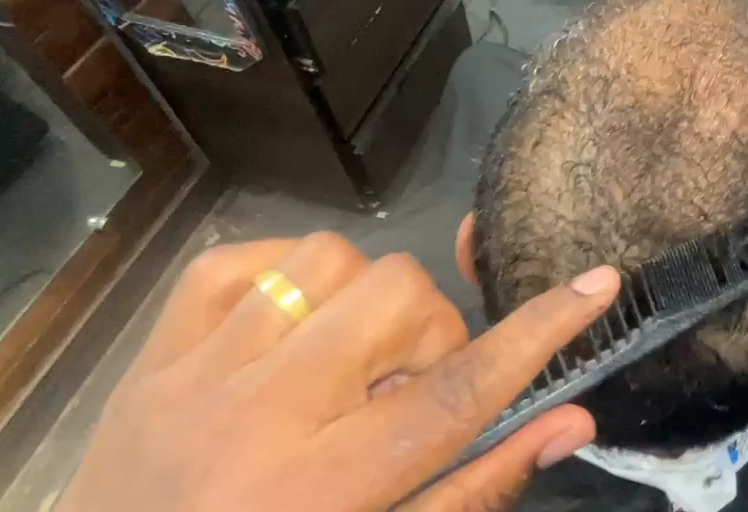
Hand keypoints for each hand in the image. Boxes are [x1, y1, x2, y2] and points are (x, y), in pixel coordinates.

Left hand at [57, 232, 618, 511]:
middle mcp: (252, 424)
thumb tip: (573, 418)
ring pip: (329, 260)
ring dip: (360, 302)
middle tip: (403, 388)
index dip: (538, 333)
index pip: (456, 394)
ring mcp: (192, 380)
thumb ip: (479, 487)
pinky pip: (243, 258)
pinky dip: (284, 277)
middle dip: (427, 331)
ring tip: (343, 361)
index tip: (599, 283)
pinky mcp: (149, 358)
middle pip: (397, 298)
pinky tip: (290, 326)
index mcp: (316, 496)